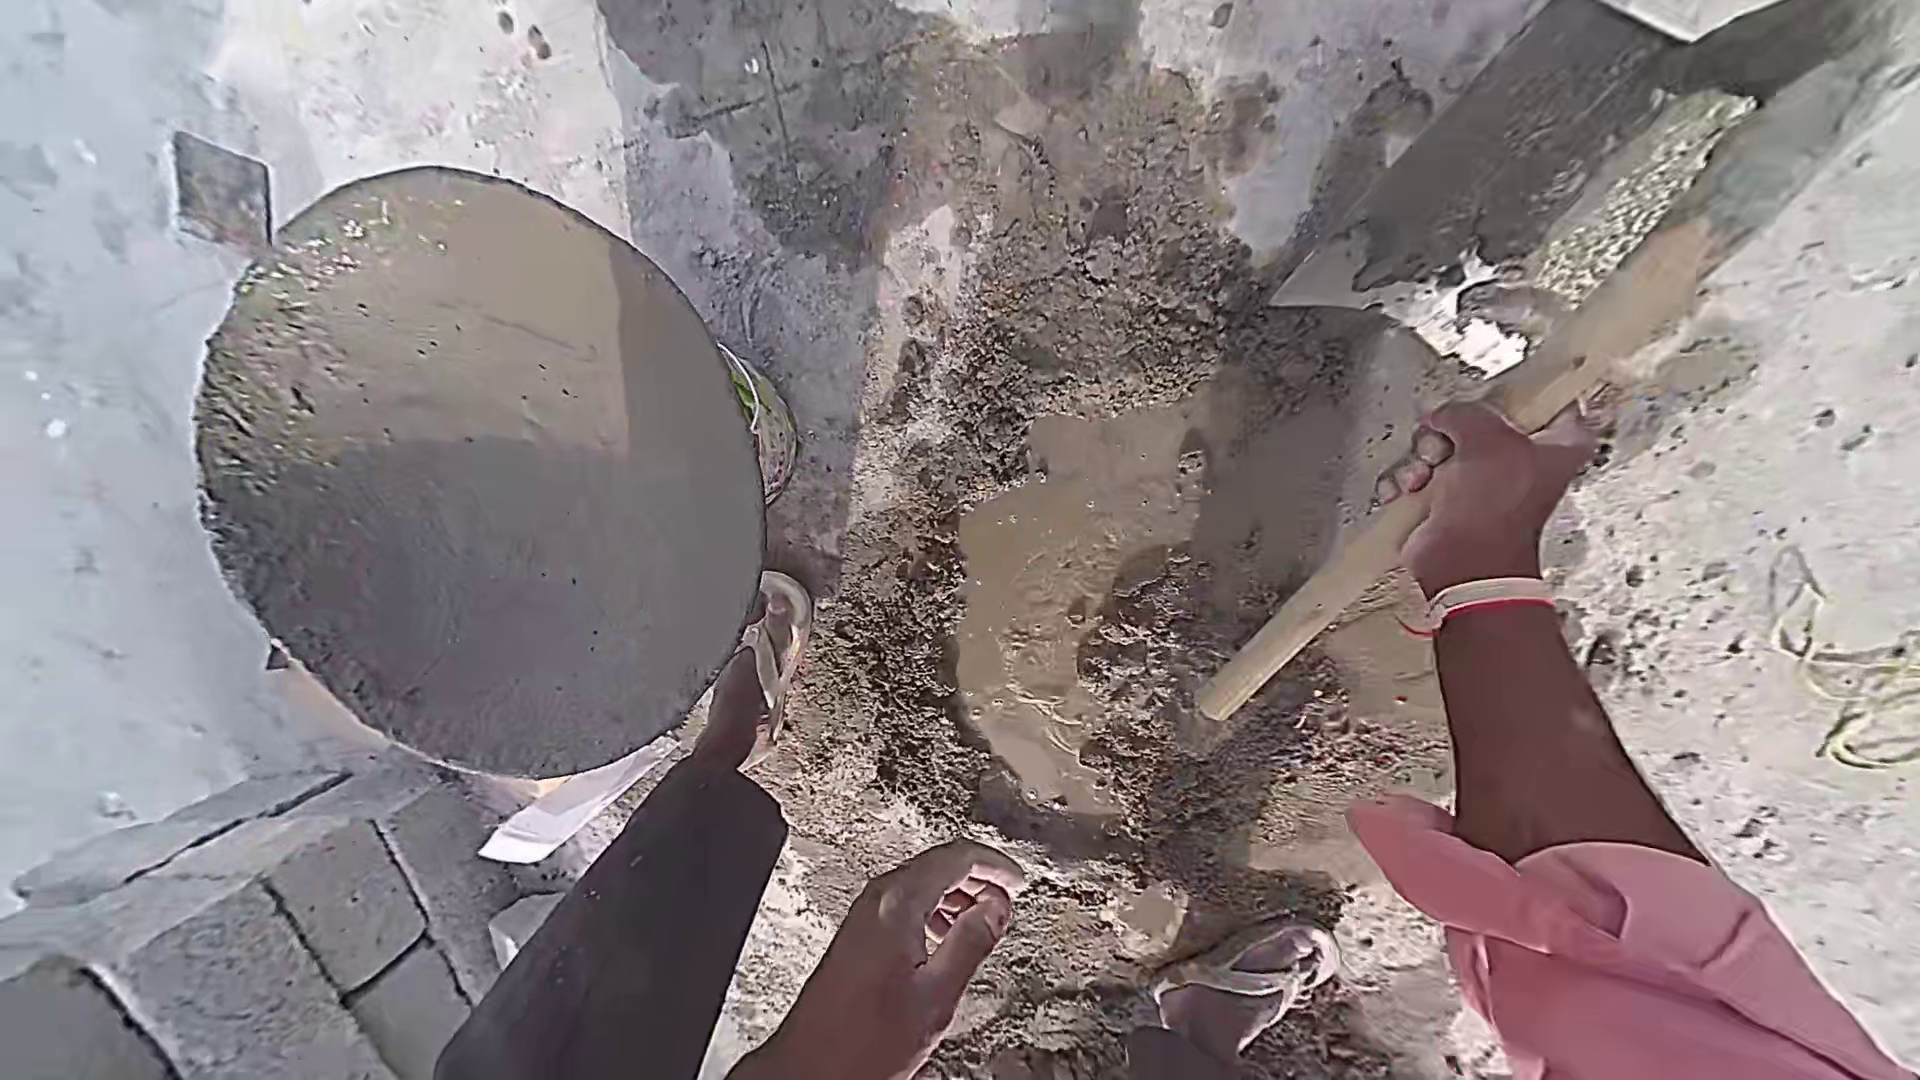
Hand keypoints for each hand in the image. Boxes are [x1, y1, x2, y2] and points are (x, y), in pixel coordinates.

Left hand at [730, 840, 1025, 1079]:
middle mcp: (880, 894)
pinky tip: (948, 935)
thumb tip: (997, 906)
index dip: (994, 864)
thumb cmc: (863, 1042)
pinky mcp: (861, 927)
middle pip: (940, 862)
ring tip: (985, 918)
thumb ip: (971, 943)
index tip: (1017, 880)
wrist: (808, 1068)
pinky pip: (908, 898)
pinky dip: (937, 905)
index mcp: (899, 900)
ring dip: (959, 892)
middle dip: (978, 876)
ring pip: (924, 879)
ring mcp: (867, 909)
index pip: (957, 856)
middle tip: (1007, 898)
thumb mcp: (935, 997)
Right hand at [1377, 401, 1596, 594]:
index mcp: (1554, 443)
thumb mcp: (1490, 440)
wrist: (1460, 559)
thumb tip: (1440, 412)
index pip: (1539, 401)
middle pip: (1469, 423)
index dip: (1507, 396)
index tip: (1480, 401)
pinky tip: (1402, 493)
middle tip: (1441, 451)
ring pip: (1433, 449)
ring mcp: (1474, 481)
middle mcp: (1516, 460)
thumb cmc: (1492, 506)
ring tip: (1420, 481)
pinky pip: (1411, 476)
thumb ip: (1465, 412)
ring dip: (1416, 463)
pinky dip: (1401, 484)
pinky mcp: (1440, 500)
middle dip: (1442, 436)